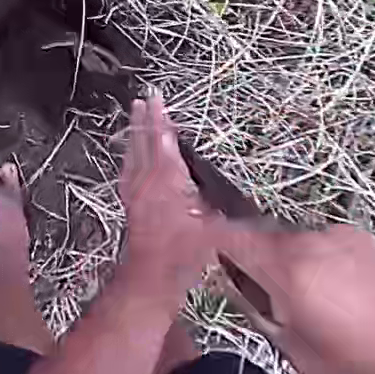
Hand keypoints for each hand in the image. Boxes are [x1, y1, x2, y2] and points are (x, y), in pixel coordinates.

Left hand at [118, 90, 218, 292]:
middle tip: (145, 98)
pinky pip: (127, 167)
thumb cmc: (183, 253)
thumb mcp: (212, 229)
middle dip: (145, 118)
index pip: (163, 141)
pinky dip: (129, 152)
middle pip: (144, 140)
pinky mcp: (129, 199)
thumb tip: (248, 208)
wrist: (151, 275)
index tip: (158, 101)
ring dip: (135, 131)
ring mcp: (135, 188)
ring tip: (135, 113)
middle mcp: (147, 178)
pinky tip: (128, 150)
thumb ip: (225, 211)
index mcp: (167, 179)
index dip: (161, 120)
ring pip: (133, 150)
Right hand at [216, 221, 374, 373]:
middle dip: (252, 256)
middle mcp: (305, 238)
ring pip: (291, 239)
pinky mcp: (361, 235)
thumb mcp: (296, 353)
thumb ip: (253, 309)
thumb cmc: (365, 366)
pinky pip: (322, 242)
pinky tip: (344, 293)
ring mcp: (336, 233)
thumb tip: (227, 279)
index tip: (198, 245)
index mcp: (285, 266)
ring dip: (288, 260)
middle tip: (264, 291)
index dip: (206, 234)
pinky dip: (319, 260)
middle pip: (258, 234)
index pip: (226, 232)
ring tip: (315, 300)